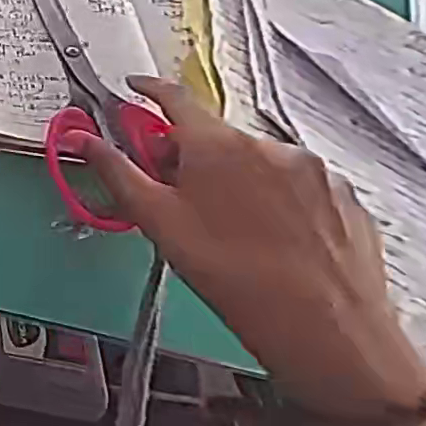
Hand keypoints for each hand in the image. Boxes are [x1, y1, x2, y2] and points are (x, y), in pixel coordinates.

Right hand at [69, 76, 425, 416]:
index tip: (137, 89)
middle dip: (189, 153)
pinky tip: (267, 234)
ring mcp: (312, 170)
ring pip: (255, 159)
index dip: (148, 89)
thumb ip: (114, 169)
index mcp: (216, 144)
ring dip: (233, 175)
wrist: (328, 336)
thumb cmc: (234, 276)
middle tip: (176, 191)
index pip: (173, 96)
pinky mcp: (344, 197)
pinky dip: (274, 195)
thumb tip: (82, 138)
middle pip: (213, 135)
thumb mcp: (156, 220)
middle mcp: (267, 145)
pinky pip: (295, 181)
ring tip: (227, 224)